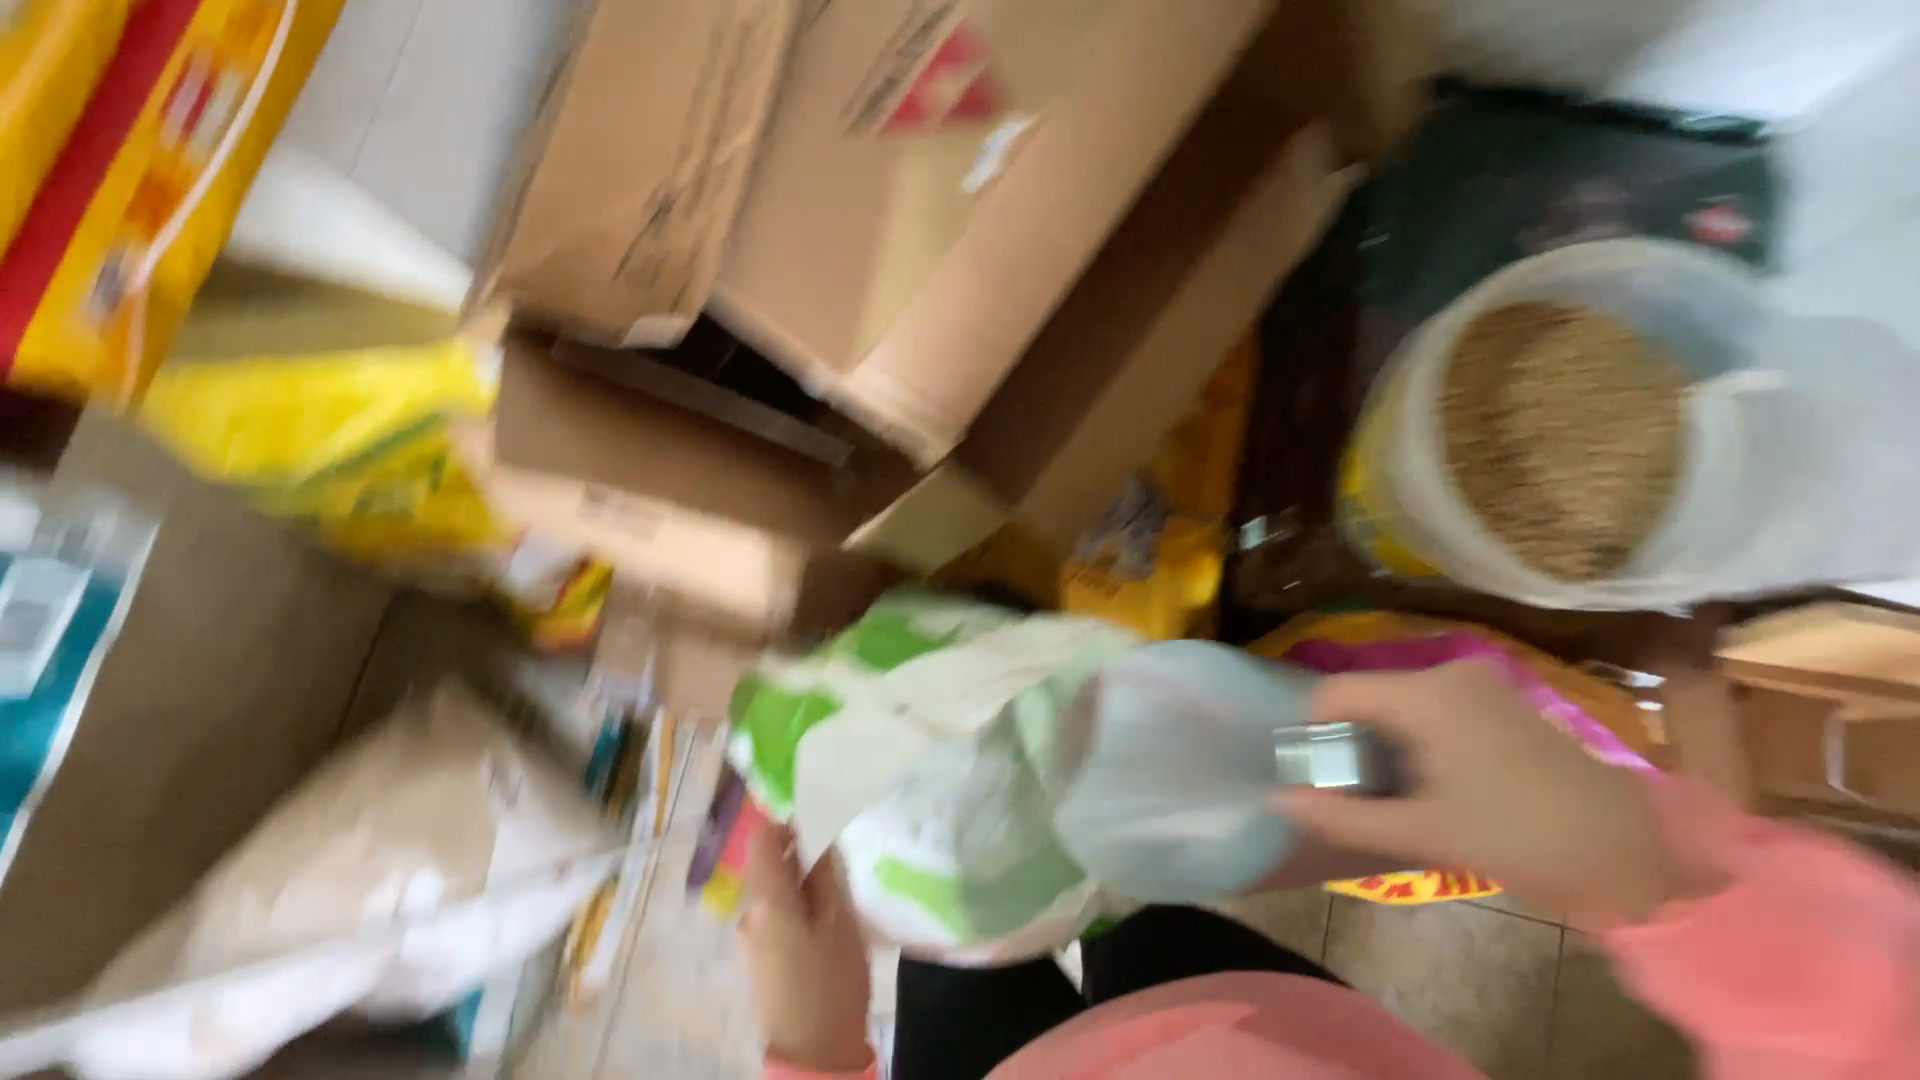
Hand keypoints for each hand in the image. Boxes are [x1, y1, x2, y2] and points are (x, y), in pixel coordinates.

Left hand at [741, 823, 872, 1072]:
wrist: (814, 1054)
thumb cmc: (831, 981)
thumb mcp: (839, 921)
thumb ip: (826, 875)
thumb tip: (818, 840)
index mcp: (766, 901)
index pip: (762, 840)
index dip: (785, 823)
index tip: (816, 822)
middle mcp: (748, 915)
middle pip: (767, 867)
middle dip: (799, 856)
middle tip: (837, 858)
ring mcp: (749, 940)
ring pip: (773, 894)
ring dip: (799, 884)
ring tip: (836, 892)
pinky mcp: (758, 960)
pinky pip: (773, 917)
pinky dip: (795, 908)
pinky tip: (823, 922)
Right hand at [1272, 660, 1696, 921]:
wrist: (1633, 850)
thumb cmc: (1518, 836)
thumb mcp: (1421, 832)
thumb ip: (1342, 815)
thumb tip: (1277, 798)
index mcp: (1424, 695)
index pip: (1335, 693)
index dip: (1314, 732)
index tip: (1319, 775)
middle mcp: (1447, 672)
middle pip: (1368, 697)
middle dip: (1352, 742)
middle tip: (1359, 792)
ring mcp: (1479, 682)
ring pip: (1399, 703)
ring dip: (1385, 743)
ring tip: (1397, 793)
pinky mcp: (1500, 698)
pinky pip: (1431, 706)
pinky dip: (1416, 738)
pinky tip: (1434, 781)